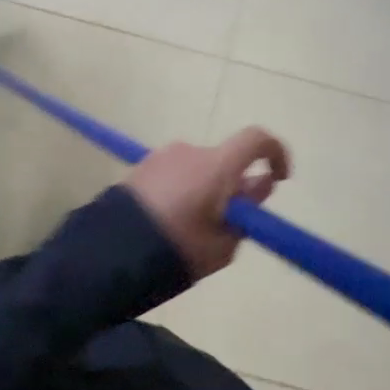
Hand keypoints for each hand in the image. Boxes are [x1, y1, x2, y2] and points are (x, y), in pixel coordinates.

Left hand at [123, 127, 289, 280]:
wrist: (112, 250)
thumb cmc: (177, 248)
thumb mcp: (223, 244)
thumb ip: (246, 213)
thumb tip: (255, 188)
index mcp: (215, 166)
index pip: (256, 139)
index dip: (275, 152)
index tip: (278, 177)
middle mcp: (188, 151)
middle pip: (223, 160)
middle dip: (231, 185)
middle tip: (227, 221)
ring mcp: (160, 156)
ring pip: (196, 168)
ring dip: (204, 188)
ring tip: (192, 227)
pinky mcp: (139, 166)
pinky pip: (173, 173)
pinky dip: (181, 189)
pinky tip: (169, 220)